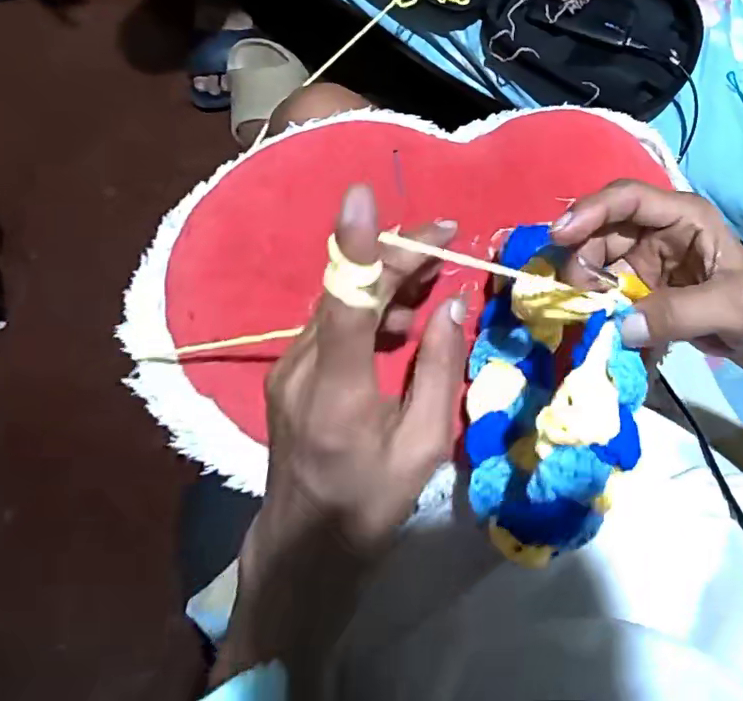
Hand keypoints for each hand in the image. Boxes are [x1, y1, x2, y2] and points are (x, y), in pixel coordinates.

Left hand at [260, 184, 466, 554]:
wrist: (303, 545)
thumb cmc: (371, 501)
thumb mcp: (425, 444)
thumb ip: (440, 368)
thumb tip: (452, 303)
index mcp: (338, 392)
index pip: (345, 305)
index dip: (356, 248)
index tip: (360, 197)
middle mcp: (303, 367)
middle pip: (349, 287)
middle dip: (399, 252)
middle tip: (448, 235)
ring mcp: (291, 365)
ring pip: (342, 297)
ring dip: (389, 275)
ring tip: (436, 272)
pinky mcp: (292, 367)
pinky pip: (336, 317)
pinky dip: (374, 301)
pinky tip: (405, 314)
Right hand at [549, 179, 742, 362]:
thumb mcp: (732, 305)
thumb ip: (679, 312)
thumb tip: (621, 326)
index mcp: (684, 215)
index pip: (629, 198)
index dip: (592, 209)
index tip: (560, 235)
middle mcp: (658, 229)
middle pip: (603, 228)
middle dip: (581, 254)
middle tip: (571, 291)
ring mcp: (645, 258)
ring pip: (597, 258)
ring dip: (584, 282)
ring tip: (584, 313)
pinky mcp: (639, 286)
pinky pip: (605, 287)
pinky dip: (595, 303)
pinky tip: (594, 323)